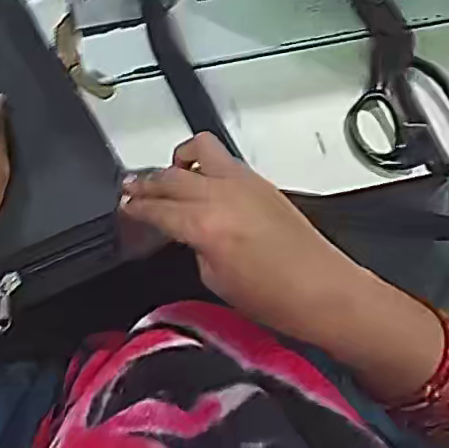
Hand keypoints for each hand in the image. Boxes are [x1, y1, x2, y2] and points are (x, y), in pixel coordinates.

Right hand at [120, 133, 364, 342]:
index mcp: (204, 225)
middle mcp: (220, 194)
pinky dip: (203, 162)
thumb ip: (192, 246)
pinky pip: (221, 158)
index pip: (155, 209)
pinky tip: (201, 178)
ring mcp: (241, 181)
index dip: (134, 209)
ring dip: (174, 161)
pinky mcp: (258, 180)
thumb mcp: (215, 280)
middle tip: (130, 190)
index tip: (124, 209)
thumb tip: (184, 230)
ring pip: (196, 150)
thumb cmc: (276, 297)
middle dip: (143, 184)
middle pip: (167, 177)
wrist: (324, 290)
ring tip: (167, 174)